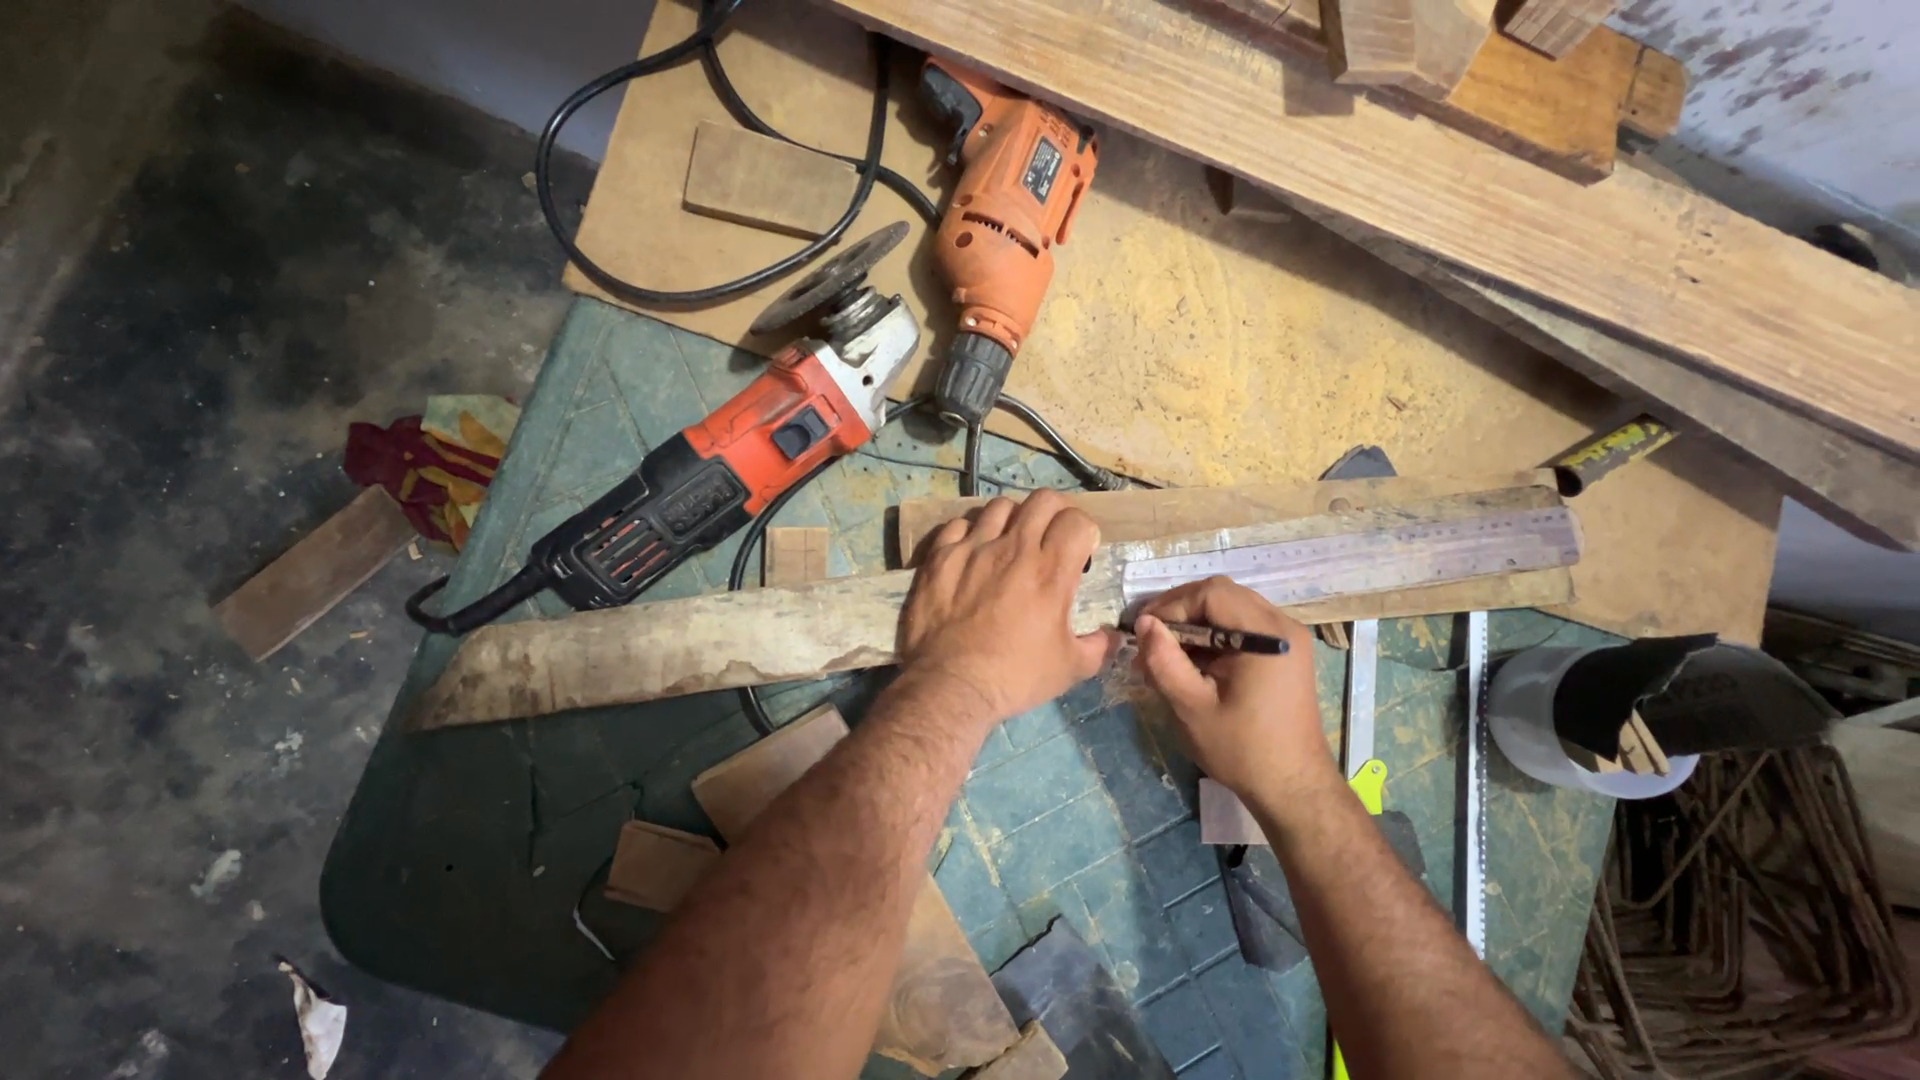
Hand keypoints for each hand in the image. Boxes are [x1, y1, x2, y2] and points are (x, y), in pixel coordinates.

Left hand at [899, 490, 1121, 725]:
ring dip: (1013, 519)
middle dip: (1055, 513)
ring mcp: (974, 548)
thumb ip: (1099, 646)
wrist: (950, 685)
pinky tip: (971, 552)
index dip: (1085, 531)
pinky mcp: (940, 557)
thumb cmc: (1016, 677)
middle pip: (1043, 500)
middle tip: (1051, 537)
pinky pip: (958, 525)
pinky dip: (970, 533)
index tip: (1081, 552)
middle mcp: (1014, 548)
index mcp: (1050, 571)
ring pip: (1000, 506)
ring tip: (1009, 542)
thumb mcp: (1071, 668)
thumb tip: (1115, 636)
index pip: (1078, 520)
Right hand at [1132, 577, 1336, 797]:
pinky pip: (1243, 627)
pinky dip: (1214, 636)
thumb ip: (1164, 660)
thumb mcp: (1192, 706)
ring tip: (1166, 653)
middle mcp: (1283, 626)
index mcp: (1267, 634)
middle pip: (1222, 595)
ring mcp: (1288, 639)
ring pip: (1231, 609)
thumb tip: (1144, 624)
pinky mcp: (1285, 654)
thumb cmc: (1242, 749)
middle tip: (1150, 638)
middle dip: (1180, 611)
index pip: (1211, 593)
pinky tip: (1193, 663)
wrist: (1293, 788)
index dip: (1171, 604)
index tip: (1143, 630)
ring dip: (1195, 624)